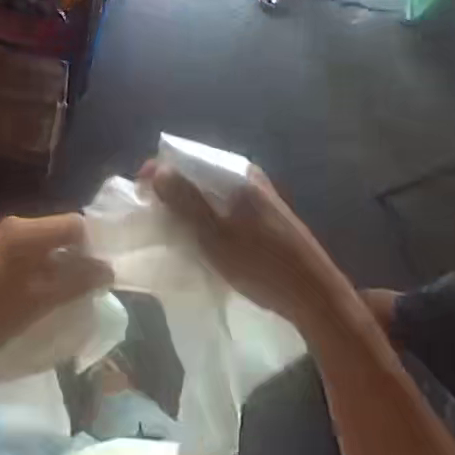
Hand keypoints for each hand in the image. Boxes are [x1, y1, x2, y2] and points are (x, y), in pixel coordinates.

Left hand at [0, 214, 109, 362]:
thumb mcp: (40, 301)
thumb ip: (77, 282)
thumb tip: (108, 269)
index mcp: (26, 231)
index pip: (75, 224)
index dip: (94, 245)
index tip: (105, 271)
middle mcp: (15, 226)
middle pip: (61, 231)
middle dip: (80, 255)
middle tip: (94, 284)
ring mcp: (3, 238)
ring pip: (47, 243)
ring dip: (63, 263)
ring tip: (77, 291)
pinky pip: (31, 251)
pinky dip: (46, 267)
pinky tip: (51, 291)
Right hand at [143, 162, 356, 330]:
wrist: (315, 297)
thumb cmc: (261, 264)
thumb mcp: (214, 234)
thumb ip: (184, 199)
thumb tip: (157, 169)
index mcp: (237, 174)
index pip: (187, 157)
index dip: (159, 171)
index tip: (139, 194)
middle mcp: (248, 177)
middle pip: (197, 173)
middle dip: (171, 188)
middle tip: (152, 213)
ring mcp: (258, 196)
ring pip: (210, 191)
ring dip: (187, 204)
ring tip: (169, 226)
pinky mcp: (263, 216)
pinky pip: (223, 205)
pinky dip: (205, 215)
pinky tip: (198, 236)